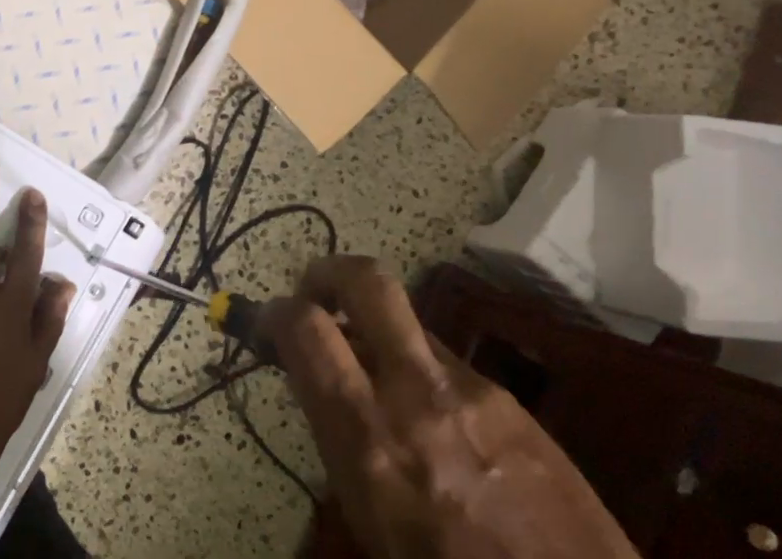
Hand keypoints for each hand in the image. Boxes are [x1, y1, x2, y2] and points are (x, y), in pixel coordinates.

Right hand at [263, 256, 638, 558]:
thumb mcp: (361, 508)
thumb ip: (336, 431)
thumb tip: (316, 380)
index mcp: (366, 430)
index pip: (304, 326)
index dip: (273, 312)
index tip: (267, 326)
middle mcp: (417, 392)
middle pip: (367, 282)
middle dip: (329, 273)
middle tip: (313, 295)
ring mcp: (473, 390)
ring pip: (409, 324)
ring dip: (378, 333)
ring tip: (376, 376)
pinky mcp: (514, 403)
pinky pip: (449, 365)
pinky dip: (423, 374)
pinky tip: (434, 421)